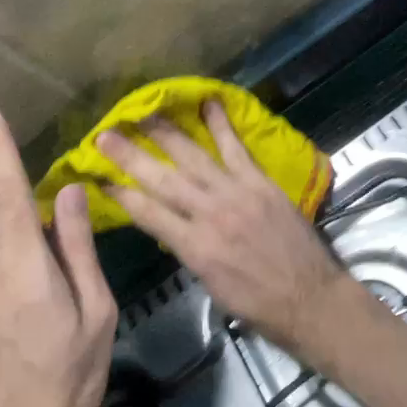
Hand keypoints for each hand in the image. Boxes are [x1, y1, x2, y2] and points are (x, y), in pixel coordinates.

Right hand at [100, 101, 356, 353]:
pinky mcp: (261, 183)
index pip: (147, 214)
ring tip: (145, 112)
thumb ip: (190, 251)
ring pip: (194, 157)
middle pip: (163, 179)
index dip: (121, 195)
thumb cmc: (258, 304)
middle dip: (131, 156)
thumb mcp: (211, 285)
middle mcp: (210, 215)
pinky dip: (222, 125)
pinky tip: (209, 102)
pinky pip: (237, 149)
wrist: (308, 297)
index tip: (98, 178)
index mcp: (194, 248)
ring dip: (167, 133)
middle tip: (105, 134)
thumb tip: (172, 226)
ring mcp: (237, 194)